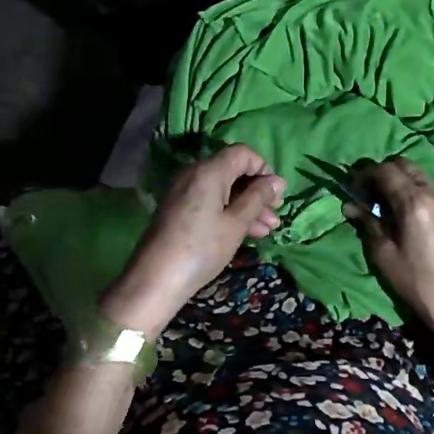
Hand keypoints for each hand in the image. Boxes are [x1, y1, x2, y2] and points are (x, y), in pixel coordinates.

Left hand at [100, 144, 285, 336]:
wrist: (156, 279)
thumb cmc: (202, 248)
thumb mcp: (236, 223)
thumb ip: (258, 198)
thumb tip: (277, 181)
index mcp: (209, 171)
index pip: (243, 153)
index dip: (264, 169)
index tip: (276, 194)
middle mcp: (194, 174)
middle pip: (233, 171)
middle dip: (257, 191)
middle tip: (275, 214)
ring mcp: (184, 192)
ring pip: (223, 190)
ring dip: (247, 206)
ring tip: (267, 229)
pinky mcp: (179, 209)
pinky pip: (210, 202)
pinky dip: (229, 212)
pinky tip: (247, 233)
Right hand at [345, 157, 433, 338]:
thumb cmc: (414, 278)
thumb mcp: (383, 252)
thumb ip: (367, 222)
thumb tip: (349, 205)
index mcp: (413, 202)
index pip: (386, 170)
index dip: (366, 174)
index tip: (355, 188)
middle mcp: (433, 193)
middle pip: (405, 165)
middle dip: (384, 172)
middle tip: (371, 194)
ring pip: (420, 176)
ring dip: (401, 181)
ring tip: (388, 205)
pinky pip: (431, 190)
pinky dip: (415, 191)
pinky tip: (408, 215)